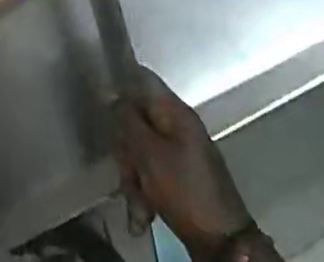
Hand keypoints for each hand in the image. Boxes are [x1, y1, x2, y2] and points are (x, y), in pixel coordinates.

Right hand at [115, 67, 253, 255]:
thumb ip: (127, 120)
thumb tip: (114, 97)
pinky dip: (144, 191)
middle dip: (126, 148)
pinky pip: (152, 172)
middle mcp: (179, 127)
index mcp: (176, 114)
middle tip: (126, 169)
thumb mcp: (148, 153)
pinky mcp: (181, 176)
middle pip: (137, 119)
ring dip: (133, 176)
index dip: (120, 81)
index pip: (143, 79)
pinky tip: (142, 214)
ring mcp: (182, 152)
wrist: (223, 244)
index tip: (100, 97)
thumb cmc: (184, 190)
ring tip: (137, 203)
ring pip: (141, 149)